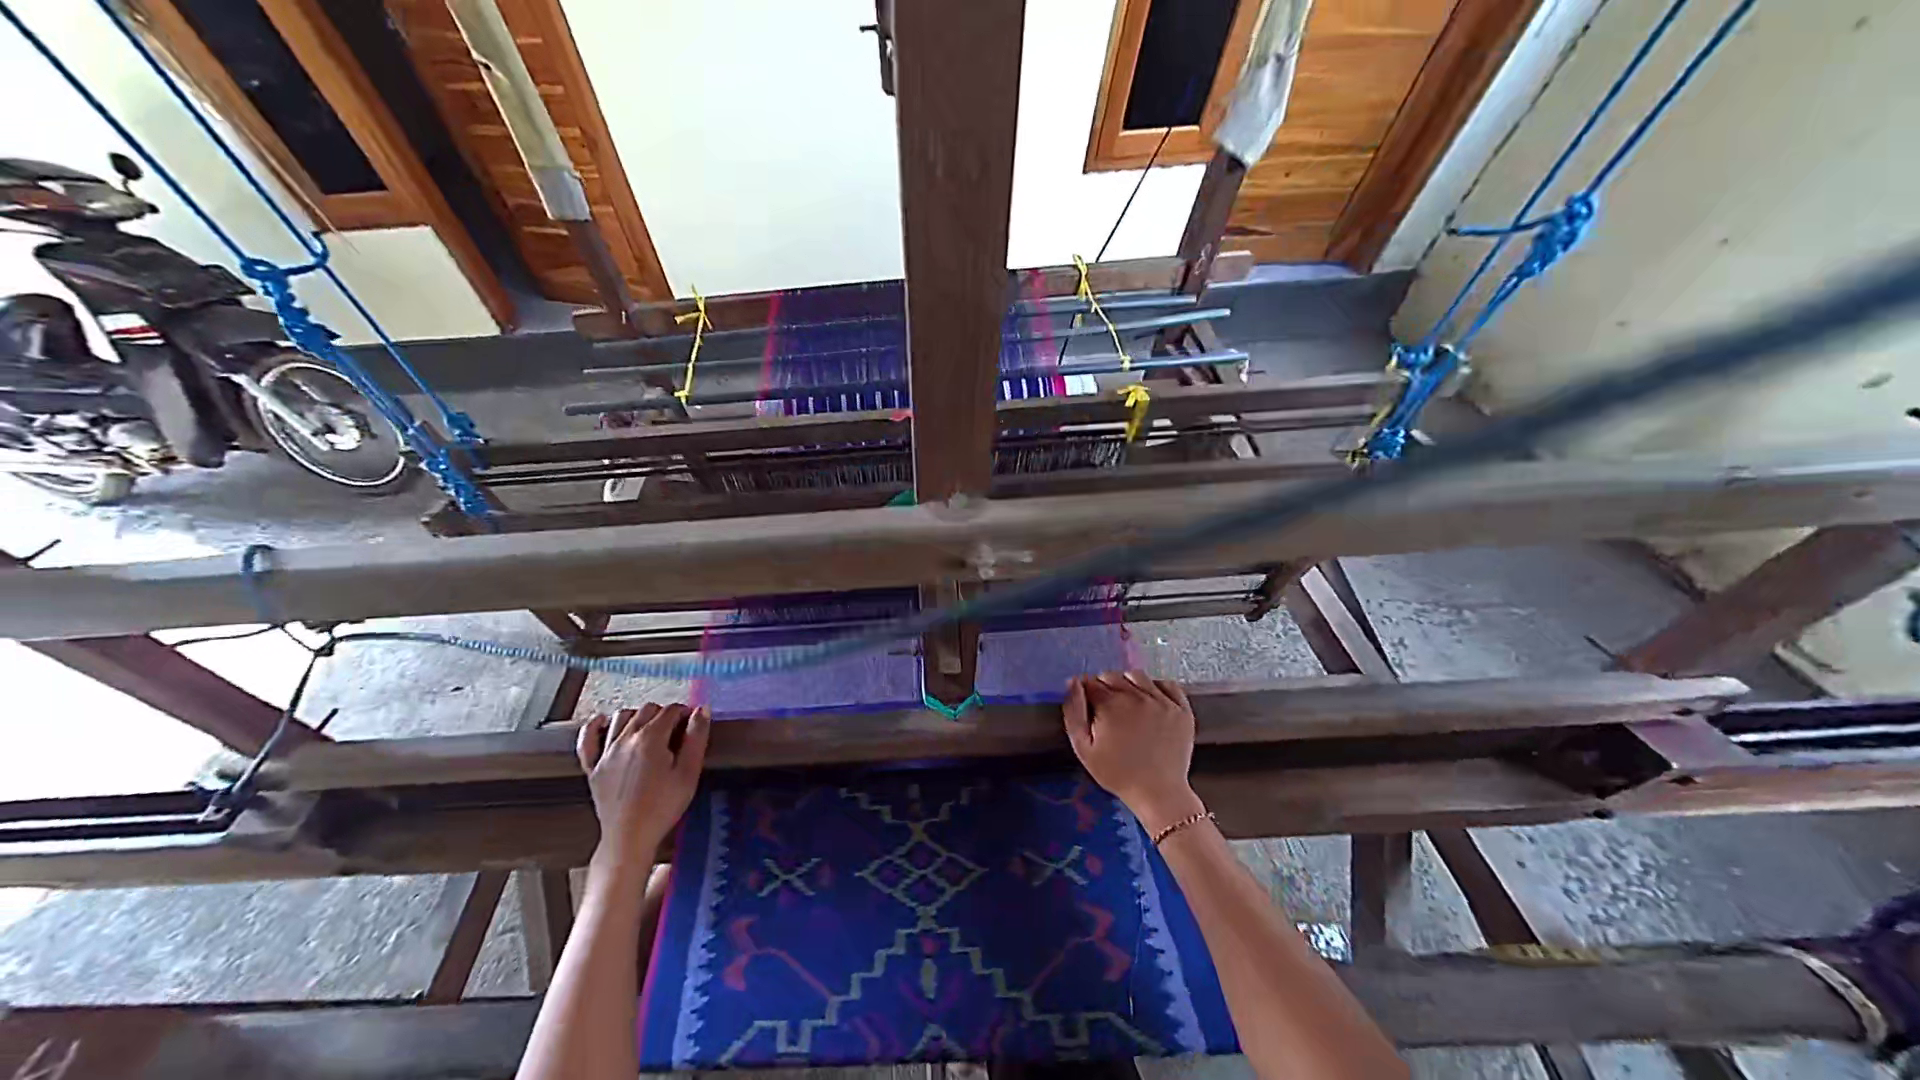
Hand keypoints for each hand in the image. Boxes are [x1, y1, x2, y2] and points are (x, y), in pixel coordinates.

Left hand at [576, 703, 710, 870]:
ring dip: (637, 715)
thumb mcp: (689, 772)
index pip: (670, 711)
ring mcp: (606, 752)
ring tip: (649, 726)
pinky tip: (604, 721)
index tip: (692, 721)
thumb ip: (697, 737)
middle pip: (647, 710)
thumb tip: (701, 710)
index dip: (685, 712)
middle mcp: (625, 739)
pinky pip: (588, 738)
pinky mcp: (593, 767)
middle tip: (676, 726)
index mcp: (651, 739)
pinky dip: (595, 725)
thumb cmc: (662, 807)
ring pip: (621, 716)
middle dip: (664, 713)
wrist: (630, 837)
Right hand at [1062, 672, 1205, 835]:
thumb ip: (1074, 712)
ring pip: (1138, 676)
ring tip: (1127, 703)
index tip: (1087, 704)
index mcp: (1111, 704)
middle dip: (1104, 687)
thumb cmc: (1117, 774)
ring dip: (1128, 683)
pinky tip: (1151, 701)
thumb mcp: (1083, 748)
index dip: (1085, 691)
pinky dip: (1157, 687)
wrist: (1158, 793)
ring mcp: (1162, 701)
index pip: (1091, 682)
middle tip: (1105, 709)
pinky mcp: (1182, 709)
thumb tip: (1073, 682)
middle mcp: (1137, 696)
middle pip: (1113, 676)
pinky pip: (1167, 684)